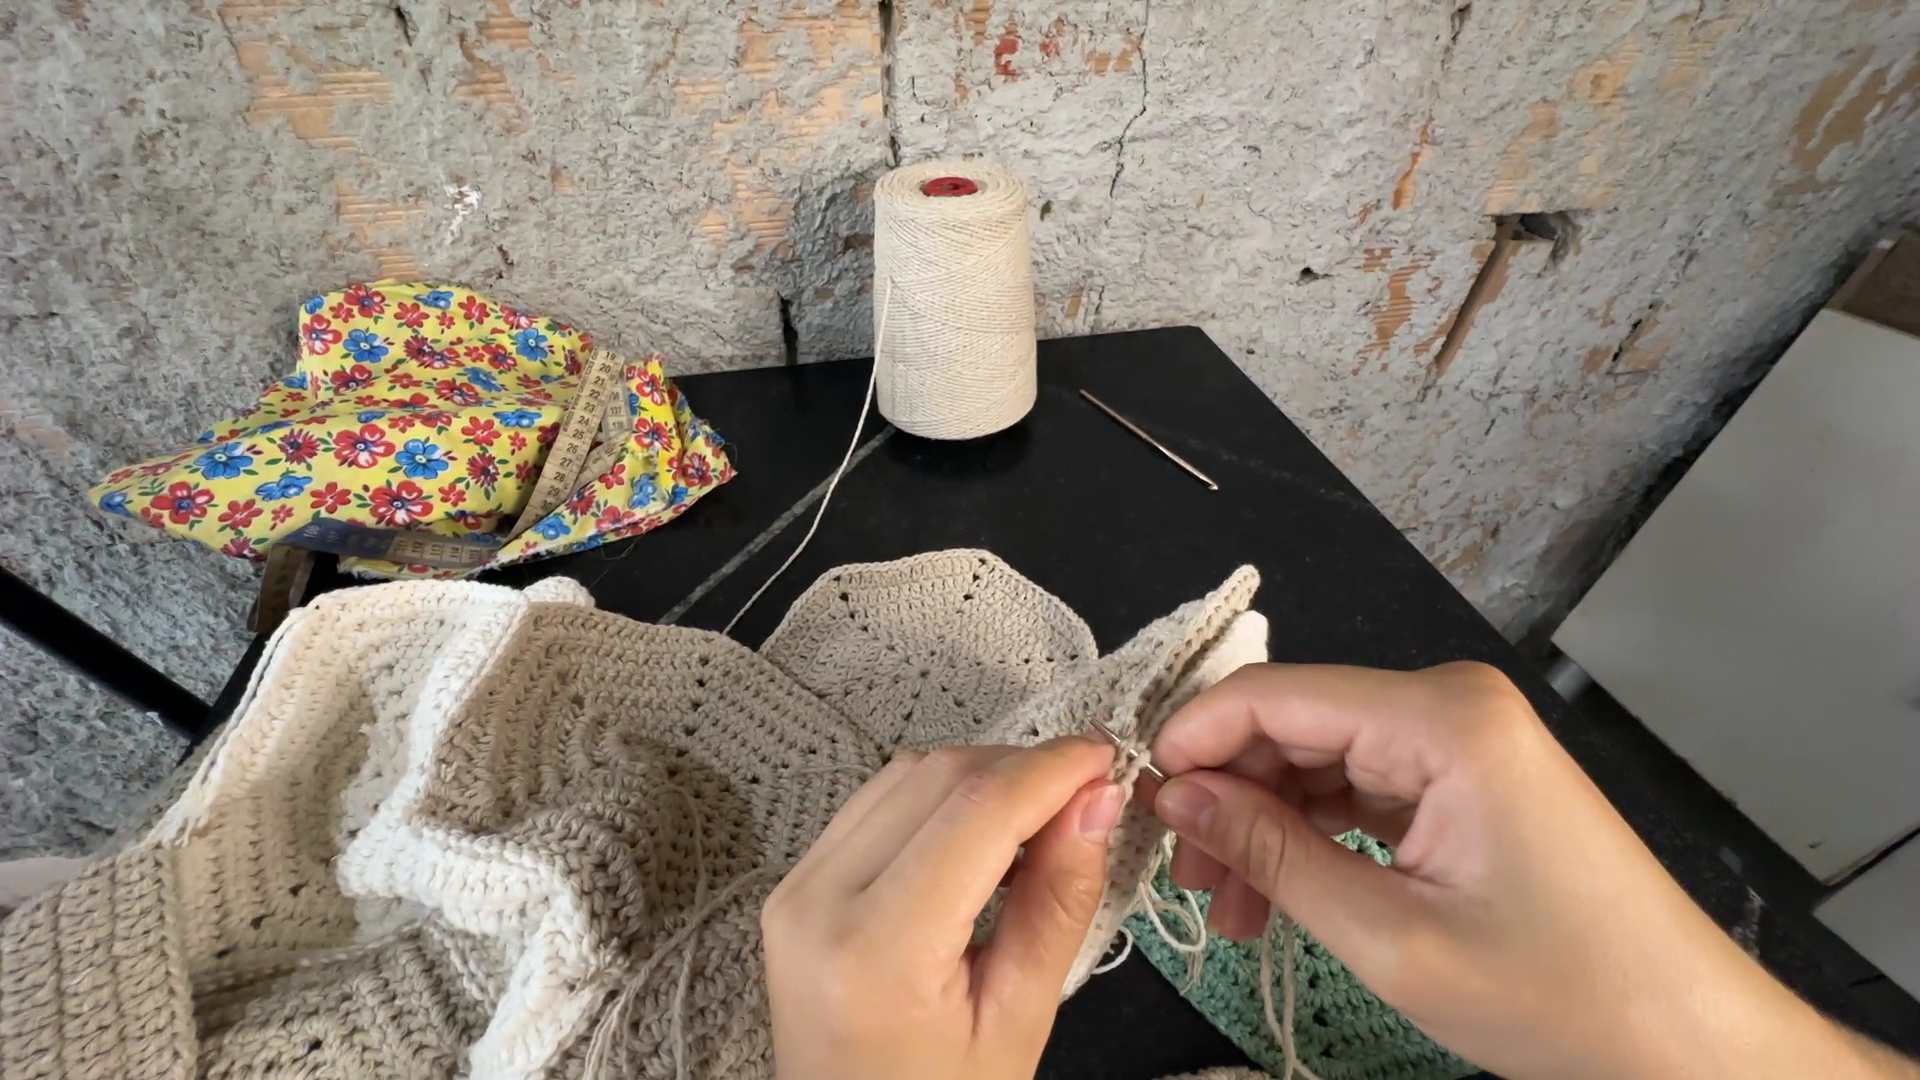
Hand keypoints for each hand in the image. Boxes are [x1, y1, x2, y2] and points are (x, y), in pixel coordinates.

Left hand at [762, 738, 1122, 1079]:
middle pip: (939, 776)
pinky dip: (941, 792)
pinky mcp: (796, 874)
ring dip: (982, 774)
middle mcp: (820, 897)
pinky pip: (880, 796)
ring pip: (908, 772)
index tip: (1104, 756)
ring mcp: (798, 880)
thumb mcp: (1019, 1020)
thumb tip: (1097, 799)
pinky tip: (978, 830)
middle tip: (1082, 790)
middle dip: (1022, 767)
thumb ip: (1060, 900)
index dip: (1049, 769)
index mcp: (878, 950)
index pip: (976, 812)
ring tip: (1035, 816)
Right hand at [1150, 662, 1916, 1079]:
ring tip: (1223, 904)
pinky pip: (1345, 785)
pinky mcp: (1447, 771)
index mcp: (1438, 717)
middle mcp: (1438, 703)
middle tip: (1183, 872)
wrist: (1703, 1056)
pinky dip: (1302, 834)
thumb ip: (1267, 852)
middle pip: (1288, 725)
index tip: (1142, 795)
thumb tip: (1169, 797)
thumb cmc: (1558, 999)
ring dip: (1258, 825)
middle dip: (1226, 796)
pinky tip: (1272, 893)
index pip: (1274, 695)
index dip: (1195, 737)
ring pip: (1308, 759)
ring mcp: (1445, 735)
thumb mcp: (1388, 935)